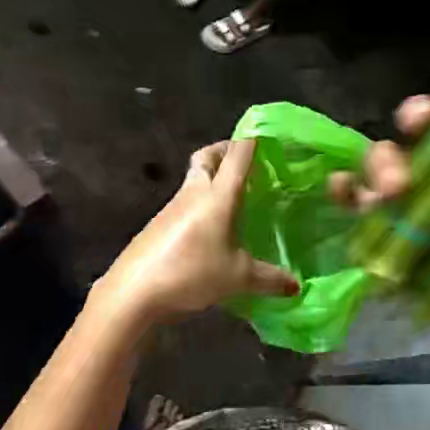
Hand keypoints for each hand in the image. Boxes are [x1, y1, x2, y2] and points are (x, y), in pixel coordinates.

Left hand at [97, 139, 297, 325]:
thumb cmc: (191, 273)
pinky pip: (186, 204)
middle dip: (226, 152)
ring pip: (195, 181)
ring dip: (213, 180)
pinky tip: (213, 229)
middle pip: (207, 158)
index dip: (253, 141)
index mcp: (217, 196)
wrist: (132, 292)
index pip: (237, 156)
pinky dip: (201, 204)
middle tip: (247, 162)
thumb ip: (270, 279)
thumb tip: (297, 286)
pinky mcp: (159, 226)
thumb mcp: (238, 279)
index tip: (269, 137)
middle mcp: (194, 193)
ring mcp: (172, 208)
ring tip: (236, 198)